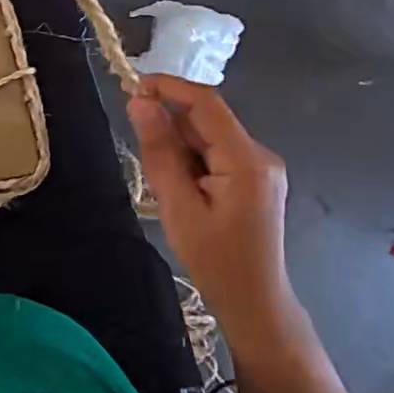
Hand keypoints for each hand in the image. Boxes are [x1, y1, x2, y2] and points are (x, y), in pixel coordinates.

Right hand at [128, 75, 296, 333]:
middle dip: (171, 129)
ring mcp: (261, 166)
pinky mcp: (256, 178)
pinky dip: (192, 161)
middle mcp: (260, 154)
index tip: (132, 88)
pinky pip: (216, 153)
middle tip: (146, 161)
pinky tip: (183, 191)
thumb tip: (139, 103)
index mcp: (246, 160)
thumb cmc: (215, 262)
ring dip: (180, 149)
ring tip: (168, 189)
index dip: (169, 87)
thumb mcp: (178, 206)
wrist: (255, 305)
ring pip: (209, 137)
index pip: (206, 103)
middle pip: (207, 120)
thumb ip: (160, 151)